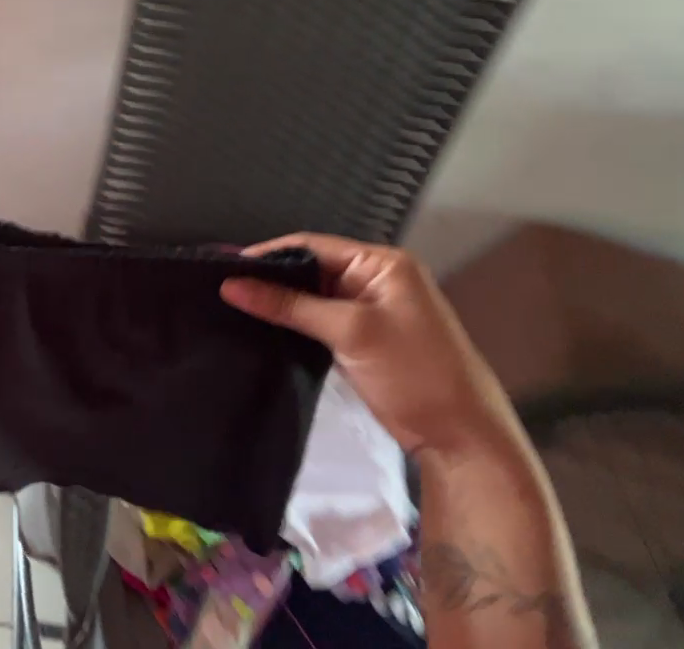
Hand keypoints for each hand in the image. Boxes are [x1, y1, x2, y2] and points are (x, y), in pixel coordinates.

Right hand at [221, 233, 523, 459]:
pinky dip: (293, 320)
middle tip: (222, 287)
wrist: (461, 438)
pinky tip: (262, 325)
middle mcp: (376, 278)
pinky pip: (318, 317)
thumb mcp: (350, 332)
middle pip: (310, 267)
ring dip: (279, 300)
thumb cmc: (414, 373)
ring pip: (311, 294)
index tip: (222, 267)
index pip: (311, 245)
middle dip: (270, 277)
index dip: (267, 254)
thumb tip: (229, 285)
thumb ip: (288, 305)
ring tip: (233, 304)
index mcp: (383, 264)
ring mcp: (369, 309)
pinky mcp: (361, 336)